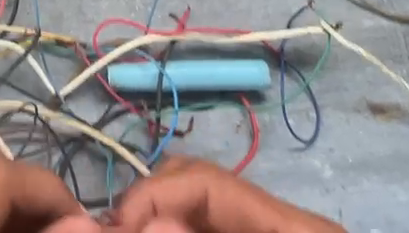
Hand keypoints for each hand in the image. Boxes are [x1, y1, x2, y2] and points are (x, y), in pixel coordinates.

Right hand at [106, 159, 343, 232]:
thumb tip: (145, 221)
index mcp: (298, 229)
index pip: (206, 181)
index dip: (151, 196)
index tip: (113, 226)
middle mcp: (283, 225)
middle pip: (197, 188)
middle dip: (148, 206)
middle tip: (110, 232)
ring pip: (196, 212)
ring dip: (155, 221)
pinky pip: (205, 231)